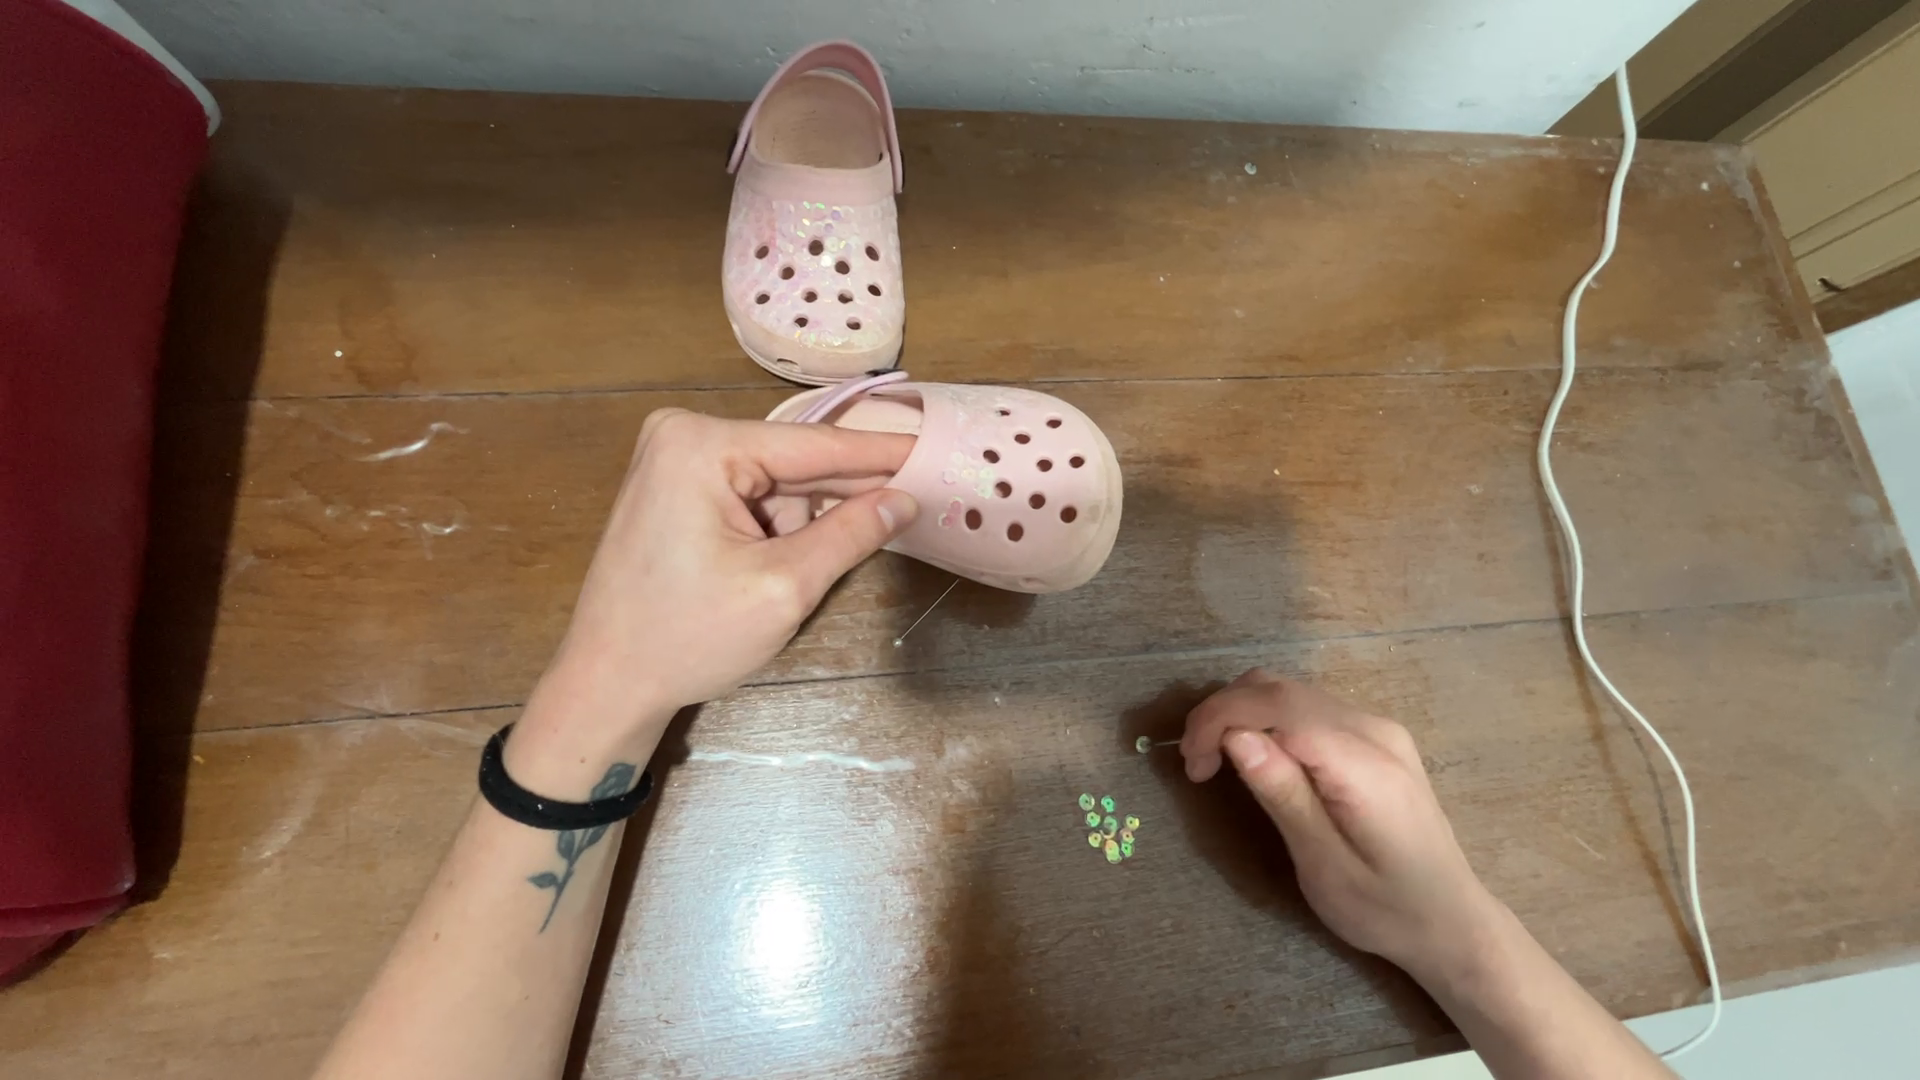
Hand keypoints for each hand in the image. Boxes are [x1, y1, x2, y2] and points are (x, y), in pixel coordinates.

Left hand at [530, 409, 916, 741]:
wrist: (606, 684)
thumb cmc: (688, 638)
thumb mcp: (784, 588)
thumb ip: (850, 535)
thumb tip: (906, 499)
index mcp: (702, 446)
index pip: (816, 445)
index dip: (882, 452)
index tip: (933, 446)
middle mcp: (685, 437)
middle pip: (795, 462)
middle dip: (847, 490)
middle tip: (917, 492)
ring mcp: (676, 462)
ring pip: (778, 484)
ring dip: (808, 522)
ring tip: (817, 559)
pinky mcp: (677, 490)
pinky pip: (753, 497)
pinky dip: (782, 528)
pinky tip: (786, 561)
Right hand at [1182, 669, 1499, 980]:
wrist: (1453, 922)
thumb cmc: (1386, 908)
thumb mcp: (1325, 866)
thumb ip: (1284, 795)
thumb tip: (1235, 736)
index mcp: (1365, 764)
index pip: (1276, 708)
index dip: (1220, 721)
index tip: (1192, 765)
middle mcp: (1372, 728)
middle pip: (1277, 689)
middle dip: (1221, 713)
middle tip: (1194, 763)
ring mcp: (1374, 725)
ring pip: (1285, 689)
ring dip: (1237, 712)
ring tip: (1214, 758)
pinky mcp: (1369, 732)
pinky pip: (1301, 705)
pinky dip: (1261, 717)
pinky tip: (1250, 753)